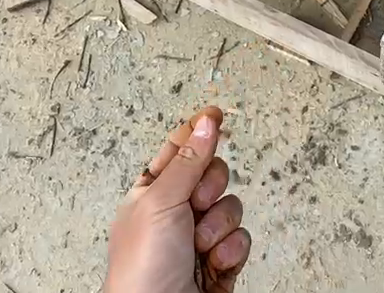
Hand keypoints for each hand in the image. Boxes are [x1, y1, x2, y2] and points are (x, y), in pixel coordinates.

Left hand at [105, 105, 250, 292]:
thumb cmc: (141, 270)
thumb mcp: (160, 202)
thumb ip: (189, 159)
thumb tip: (207, 120)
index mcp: (151, 194)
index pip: (178, 149)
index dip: (197, 130)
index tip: (215, 113)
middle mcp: (175, 213)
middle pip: (213, 175)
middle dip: (211, 189)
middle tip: (196, 204)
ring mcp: (198, 239)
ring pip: (231, 207)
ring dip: (219, 226)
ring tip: (200, 246)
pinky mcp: (220, 264)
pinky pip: (242, 239)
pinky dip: (230, 251)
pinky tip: (214, 264)